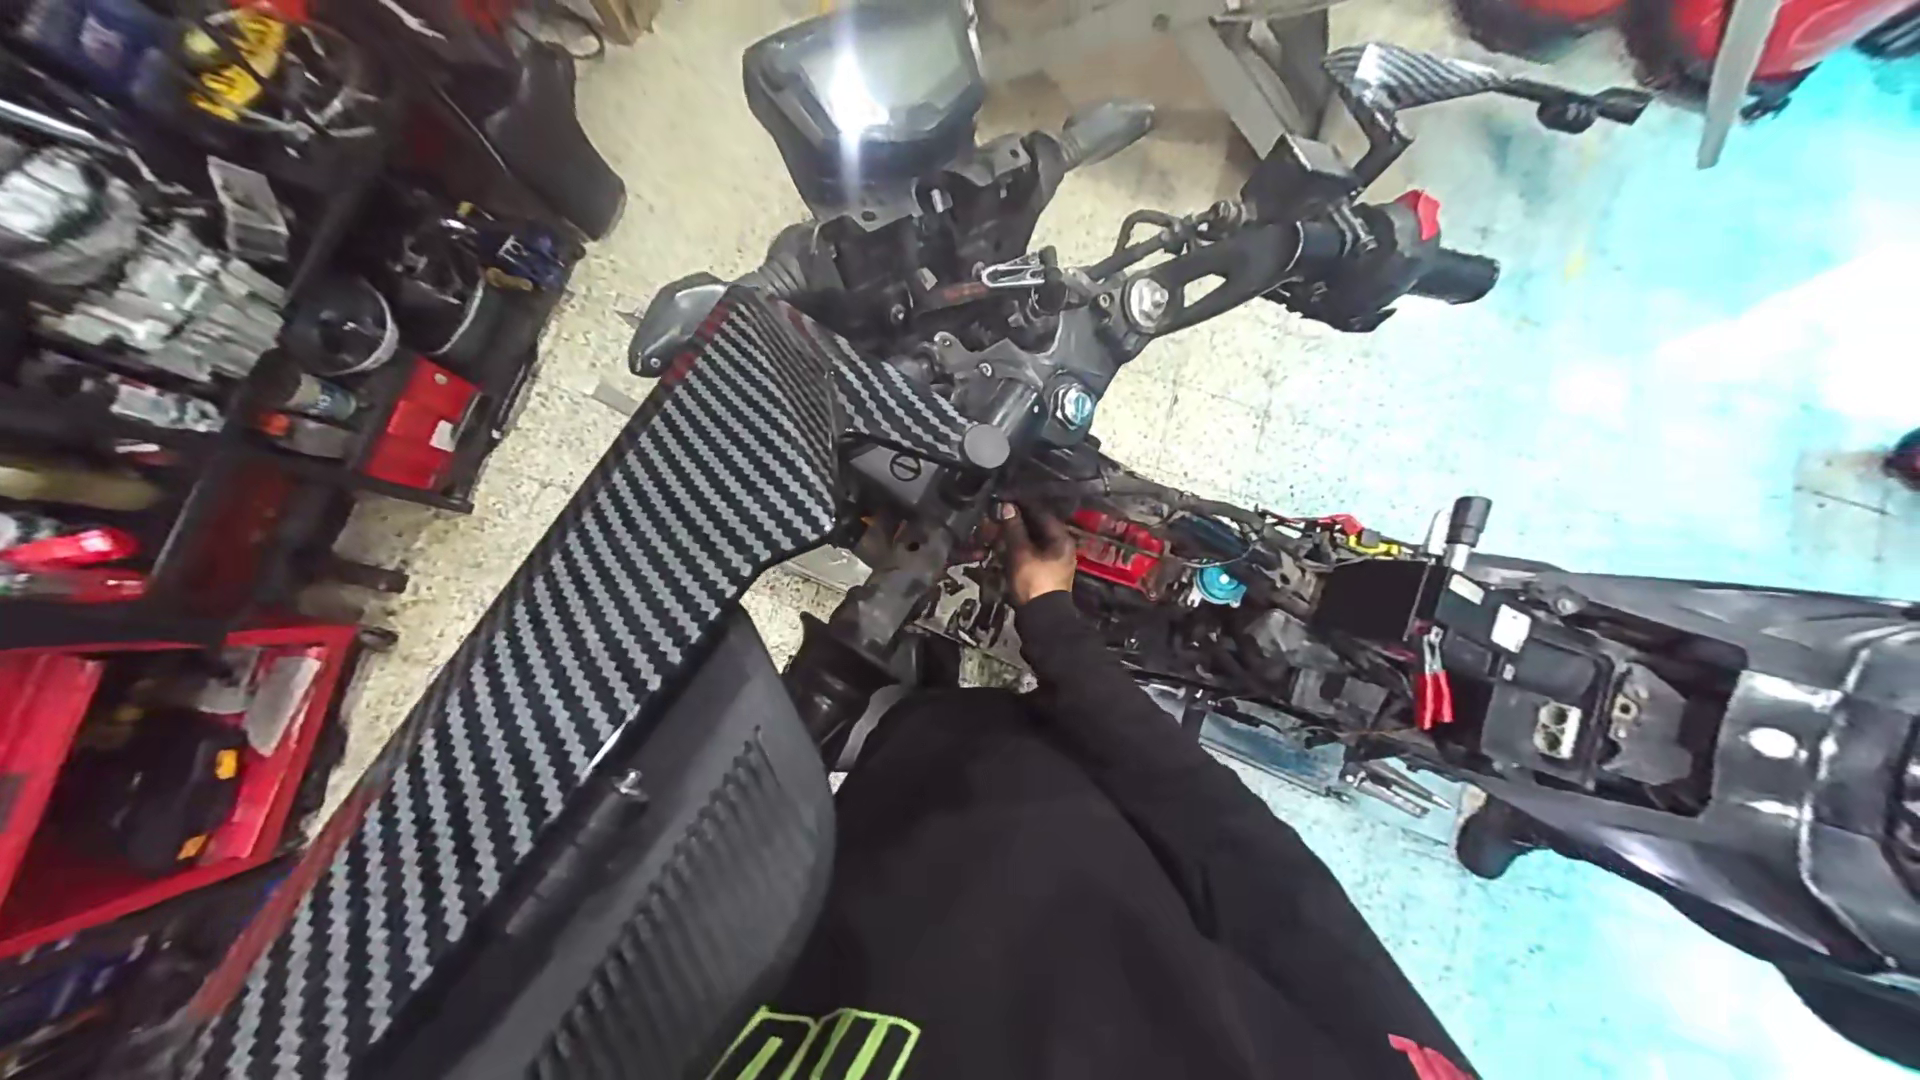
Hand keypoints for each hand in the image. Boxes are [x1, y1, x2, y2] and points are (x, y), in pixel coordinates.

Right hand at [998, 503, 1077, 603]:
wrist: (1041, 618)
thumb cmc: (1033, 581)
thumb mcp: (1021, 553)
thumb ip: (1014, 528)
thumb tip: (1007, 506)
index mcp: (1061, 538)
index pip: (1041, 512)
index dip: (1022, 504)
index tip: (1005, 498)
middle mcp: (1061, 546)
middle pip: (1037, 526)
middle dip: (1017, 520)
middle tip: (997, 513)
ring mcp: (1053, 560)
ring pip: (1033, 539)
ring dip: (1015, 534)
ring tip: (996, 527)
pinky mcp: (1044, 571)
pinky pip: (1031, 551)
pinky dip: (1018, 547)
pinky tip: (1003, 544)